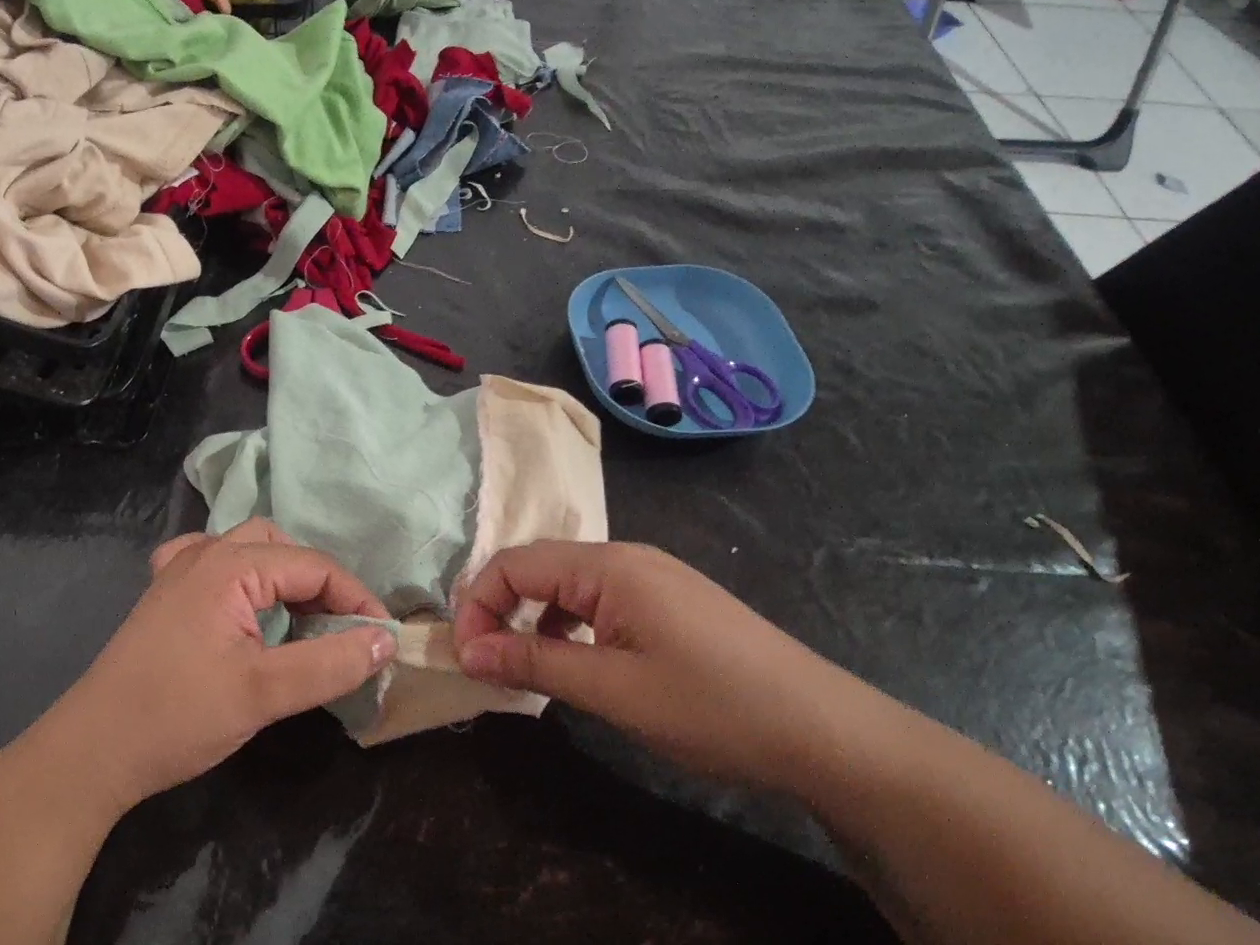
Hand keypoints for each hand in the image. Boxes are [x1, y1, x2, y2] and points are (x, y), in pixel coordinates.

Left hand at [45, 519, 394, 809]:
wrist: (92, 750)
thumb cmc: (178, 716)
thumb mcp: (264, 693)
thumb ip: (330, 663)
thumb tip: (385, 639)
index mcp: (230, 565)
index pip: (314, 564)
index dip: (356, 599)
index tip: (383, 639)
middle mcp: (203, 554)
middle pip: (282, 549)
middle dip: (321, 584)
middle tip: (343, 631)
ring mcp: (178, 572)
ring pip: (250, 554)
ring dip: (285, 582)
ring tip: (306, 624)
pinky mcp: (164, 597)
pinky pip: (214, 566)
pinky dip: (244, 580)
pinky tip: (246, 608)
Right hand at [452, 541, 900, 794]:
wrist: (824, 730)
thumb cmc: (711, 706)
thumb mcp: (611, 690)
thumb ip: (533, 663)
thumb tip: (465, 652)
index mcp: (609, 565)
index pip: (514, 564)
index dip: (477, 606)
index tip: (465, 659)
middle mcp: (627, 557)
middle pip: (538, 566)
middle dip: (499, 609)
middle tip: (484, 663)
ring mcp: (653, 577)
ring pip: (567, 583)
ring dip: (532, 618)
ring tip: (522, 666)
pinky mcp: (670, 601)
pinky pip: (598, 599)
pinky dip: (568, 625)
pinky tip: (575, 662)